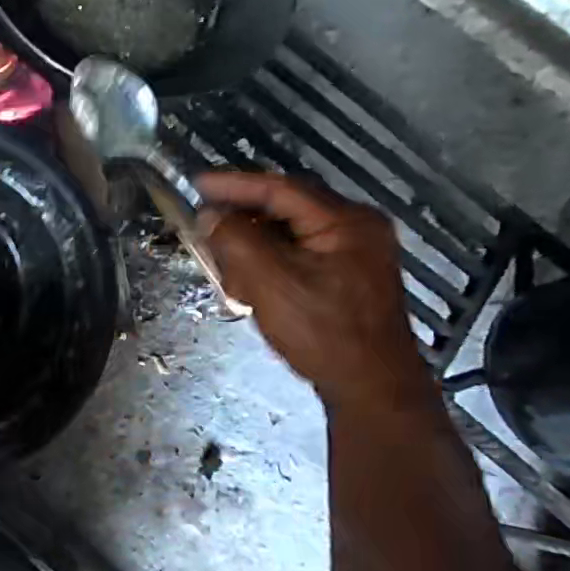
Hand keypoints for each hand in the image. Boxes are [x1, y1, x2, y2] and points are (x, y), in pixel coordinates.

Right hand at [194, 171, 433, 409]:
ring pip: (288, 235)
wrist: (371, 387)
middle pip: (285, 209)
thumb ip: (237, 242)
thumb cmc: (323, 333)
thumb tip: (211, 215)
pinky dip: (268, 264)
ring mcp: (353, 254)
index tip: (198, 183)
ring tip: (224, 267)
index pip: (281, 189)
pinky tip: (249, 285)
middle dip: (241, 220)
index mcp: (345, 222)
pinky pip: (297, 256)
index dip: (235, 184)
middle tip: (203, 227)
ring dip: (252, 247)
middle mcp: (355, 229)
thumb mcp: (272, 284)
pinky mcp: (345, 278)